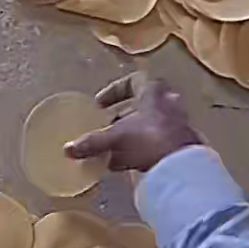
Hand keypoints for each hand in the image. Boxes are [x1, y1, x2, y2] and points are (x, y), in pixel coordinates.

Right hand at [63, 73, 204, 171]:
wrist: (181, 166)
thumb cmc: (148, 139)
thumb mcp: (115, 138)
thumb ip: (92, 143)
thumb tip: (67, 149)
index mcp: (153, 91)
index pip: (133, 81)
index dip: (113, 92)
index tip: (99, 105)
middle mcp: (167, 103)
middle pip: (141, 106)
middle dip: (121, 118)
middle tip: (106, 129)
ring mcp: (176, 125)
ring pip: (147, 127)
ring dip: (129, 137)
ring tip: (111, 151)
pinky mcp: (179, 146)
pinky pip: (154, 144)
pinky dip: (138, 151)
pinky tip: (124, 165)